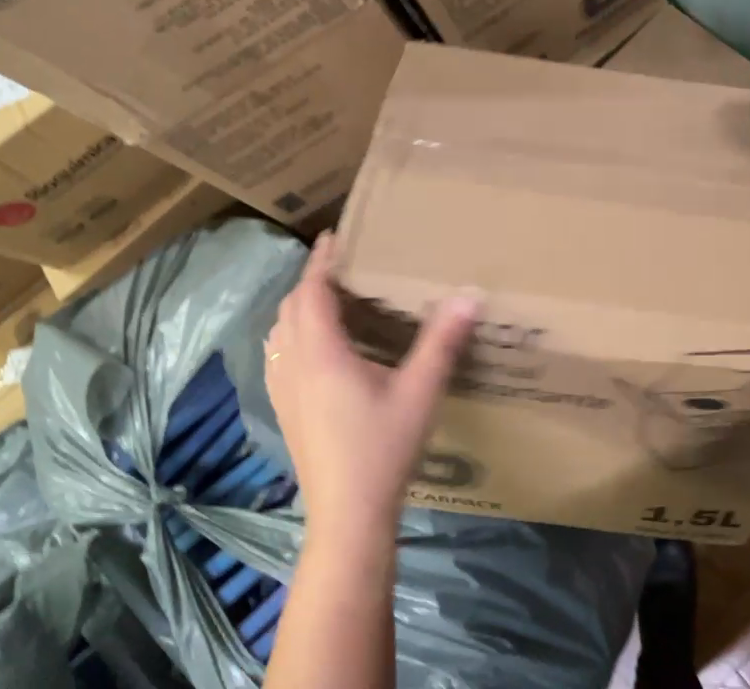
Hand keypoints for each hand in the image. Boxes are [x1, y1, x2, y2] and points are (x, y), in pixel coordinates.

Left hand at [265, 233, 479, 538]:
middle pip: (291, 307)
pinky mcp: (285, 412)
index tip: (334, 235)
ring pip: (280, 332)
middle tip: (339, 264)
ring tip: (327, 298)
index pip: (312, 290)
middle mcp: (295, 365)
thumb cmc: (384, 449)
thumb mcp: (421, 392)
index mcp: (322, 352)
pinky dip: (292, 335)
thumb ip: (443, 341)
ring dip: (298, 307)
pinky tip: (314, 349)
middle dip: (310, 279)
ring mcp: (284, 391)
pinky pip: (279, 356)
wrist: (347, 514)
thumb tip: (469, 293)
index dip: (321, 260)